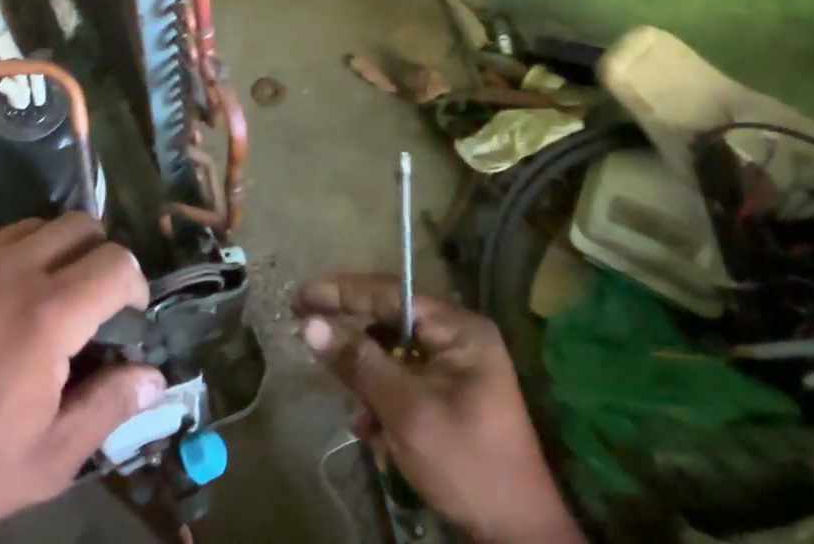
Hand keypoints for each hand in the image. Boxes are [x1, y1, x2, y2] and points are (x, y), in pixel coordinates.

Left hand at [0, 213, 162, 543]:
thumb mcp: (48, 459)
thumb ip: (108, 408)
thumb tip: (153, 376)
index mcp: (49, 314)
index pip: (117, 262)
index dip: (135, 284)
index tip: (128, 316)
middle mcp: (11, 270)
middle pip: (78, 225)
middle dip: (99, 255)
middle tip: (92, 302)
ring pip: (32, 225)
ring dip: (52, 251)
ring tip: (42, 298)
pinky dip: (7, 252)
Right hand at [294, 275, 582, 543]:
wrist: (515, 530)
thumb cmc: (465, 461)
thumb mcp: (406, 410)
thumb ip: (358, 363)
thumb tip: (309, 324)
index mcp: (459, 330)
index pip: (389, 294)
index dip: (340, 293)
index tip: (297, 298)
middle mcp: (458, 339)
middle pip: (387, 324)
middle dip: (354, 349)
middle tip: (310, 347)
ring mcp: (455, 368)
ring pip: (390, 356)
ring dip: (367, 385)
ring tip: (361, 419)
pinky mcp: (448, 396)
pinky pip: (401, 382)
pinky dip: (382, 402)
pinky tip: (374, 432)